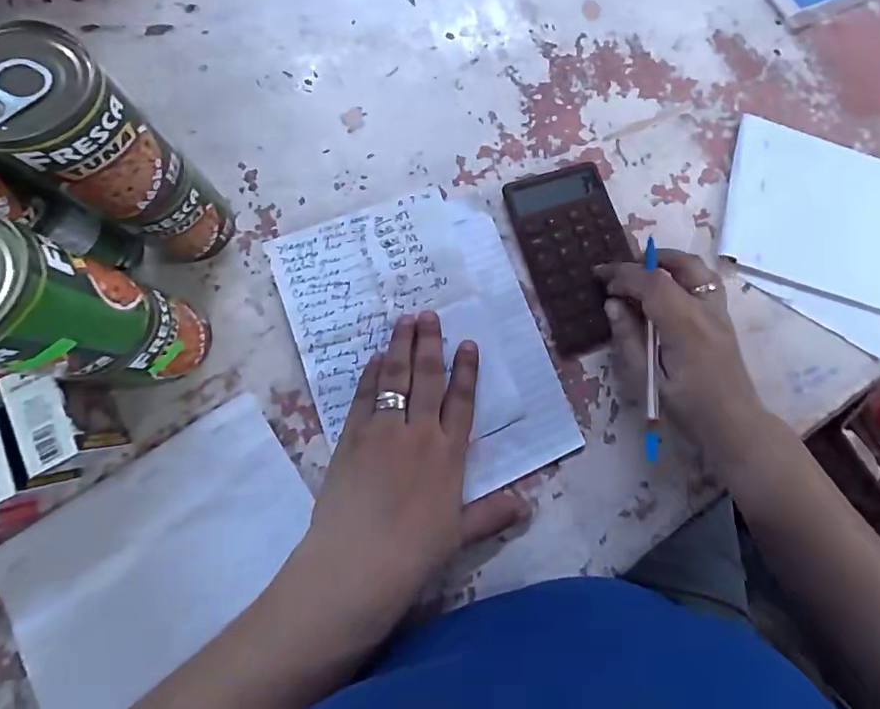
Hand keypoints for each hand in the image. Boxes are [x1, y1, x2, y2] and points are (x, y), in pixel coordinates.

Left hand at [298, 312, 529, 621]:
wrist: (355, 565)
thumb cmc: (412, 554)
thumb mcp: (458, 535)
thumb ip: (490, 514)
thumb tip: (527, 506)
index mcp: (449, 455)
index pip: (462, 402)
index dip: (466, 371)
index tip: (468, 343)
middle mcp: (419, 434)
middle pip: (427, 379)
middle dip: (430, 344)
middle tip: (430, 314)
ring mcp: (383, 432)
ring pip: (396, 379)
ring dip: (400, 347)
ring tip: (404, 320)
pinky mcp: (352, 438)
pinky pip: (365, 397)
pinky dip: (371, 375)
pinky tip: (375, 358)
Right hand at [596, 249, 770, 464]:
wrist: (735, 427)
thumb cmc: (689, 409)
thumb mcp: (648, 379)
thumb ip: (629, 338)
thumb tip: (612, 304)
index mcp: (685, 324)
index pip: (652, 281)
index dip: (624, 274)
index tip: (601, 280)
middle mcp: (706, 309)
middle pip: (679, 264)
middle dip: (646, 261)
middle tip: (620, 273)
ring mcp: (719, 311)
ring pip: (697, 267)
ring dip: (668, 263)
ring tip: (643, 274)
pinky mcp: (723, 317)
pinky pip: (704, 280)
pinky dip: (682, 274)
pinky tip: (666, 291)